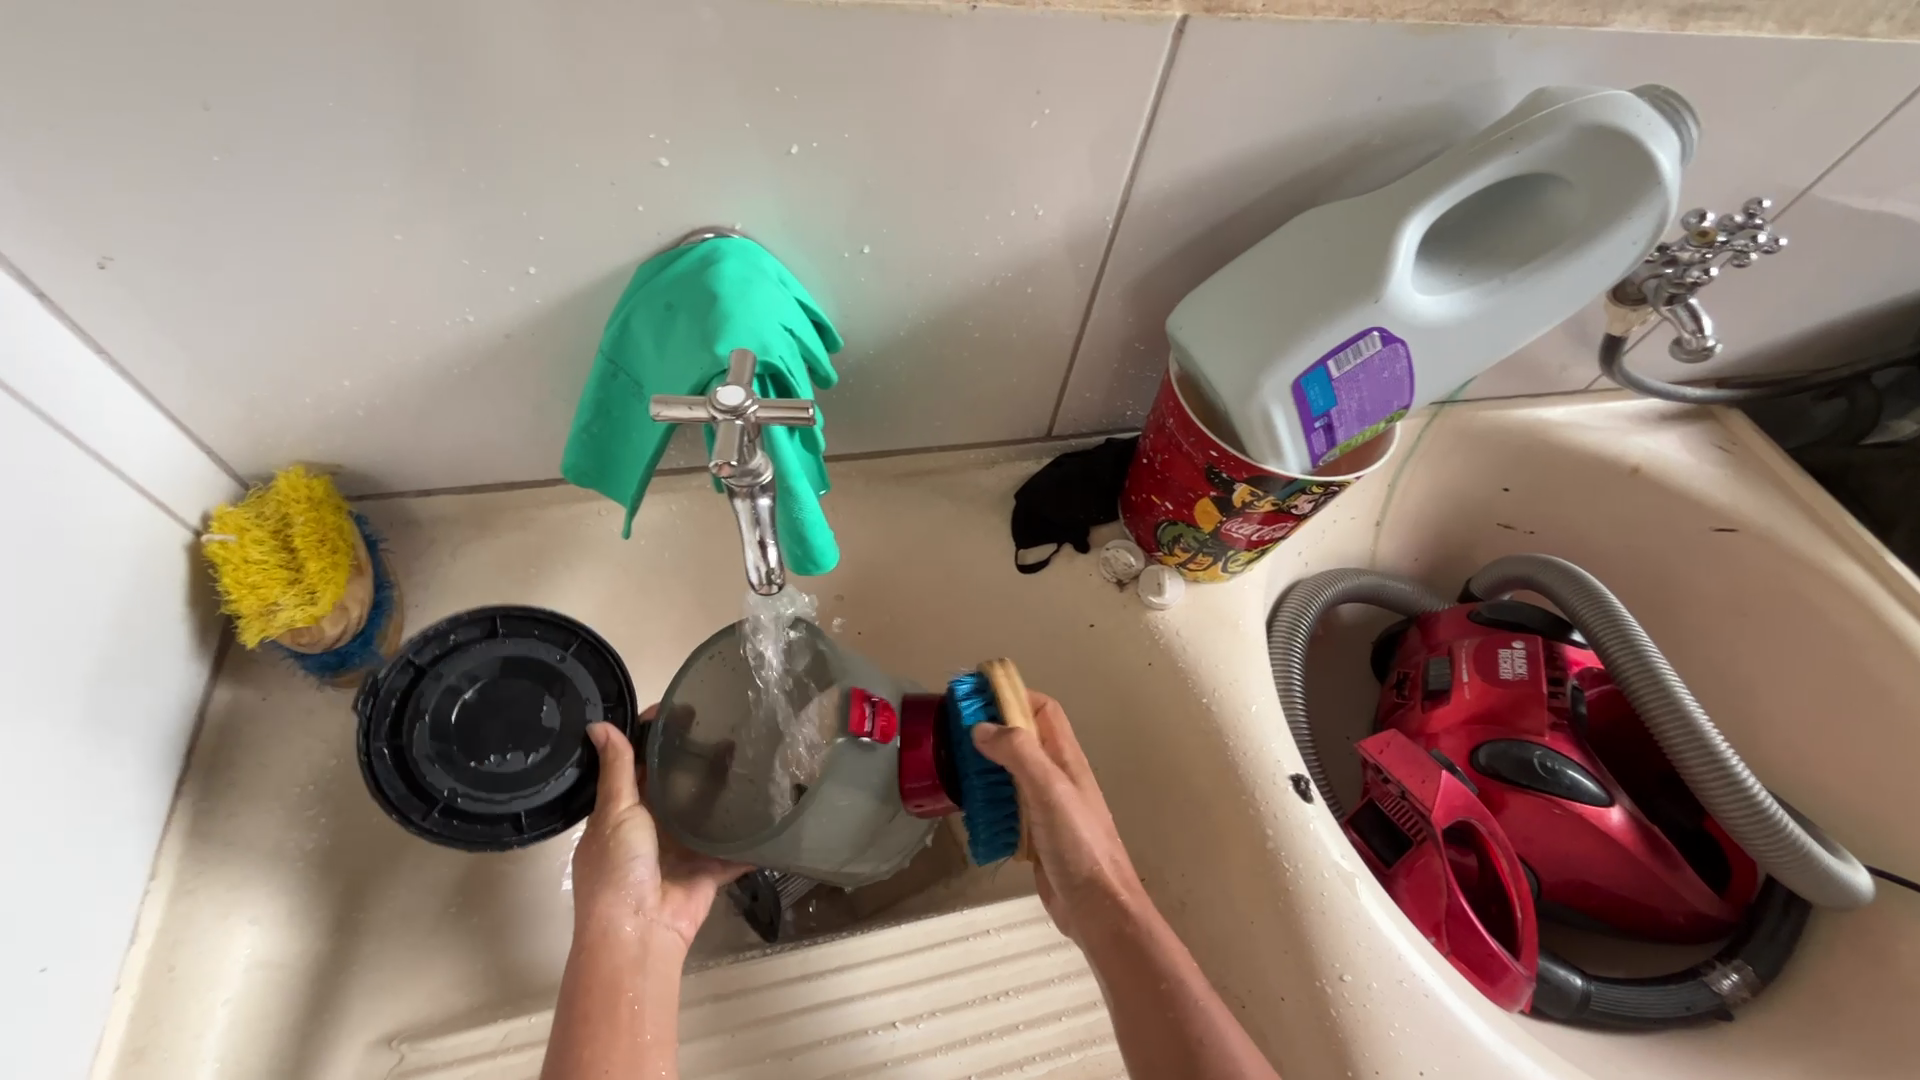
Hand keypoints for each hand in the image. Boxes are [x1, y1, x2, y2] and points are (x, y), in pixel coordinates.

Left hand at [571, 715, 748, 948]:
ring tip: (755, 751)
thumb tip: (598, 725)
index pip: (639, 764)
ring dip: (727, 790)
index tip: (681, 706)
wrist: (640, 933)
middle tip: (728, 722)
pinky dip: (751, 836)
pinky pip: (734, 848)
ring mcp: (682, 850)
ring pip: (708, 813)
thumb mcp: (614, 813)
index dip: (656, 737)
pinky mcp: (710, 868)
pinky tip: (775, 806)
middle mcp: (652, 828)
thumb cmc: (618, 869)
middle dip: (698, 759)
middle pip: (677, 786)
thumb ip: (618, 770)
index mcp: (623, 813)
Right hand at [971, 692, 1147, 943]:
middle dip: (991, 730)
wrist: (1098, 910)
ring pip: (1011, 773)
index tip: (976, 696)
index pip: (1041, 709)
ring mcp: (1045, 807)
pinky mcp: (1034, 835)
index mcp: (1066, 758)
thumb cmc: (1078, 844)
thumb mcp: (1049, 789)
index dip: (1012, 696)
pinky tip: (970, 810)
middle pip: (1022, 739)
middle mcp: (1056, 776)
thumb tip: (982, 727)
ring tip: (955, 767)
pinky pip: (1006, 807)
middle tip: (954, 733)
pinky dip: (987, 803)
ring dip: (985, 767)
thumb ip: (1018, 753)